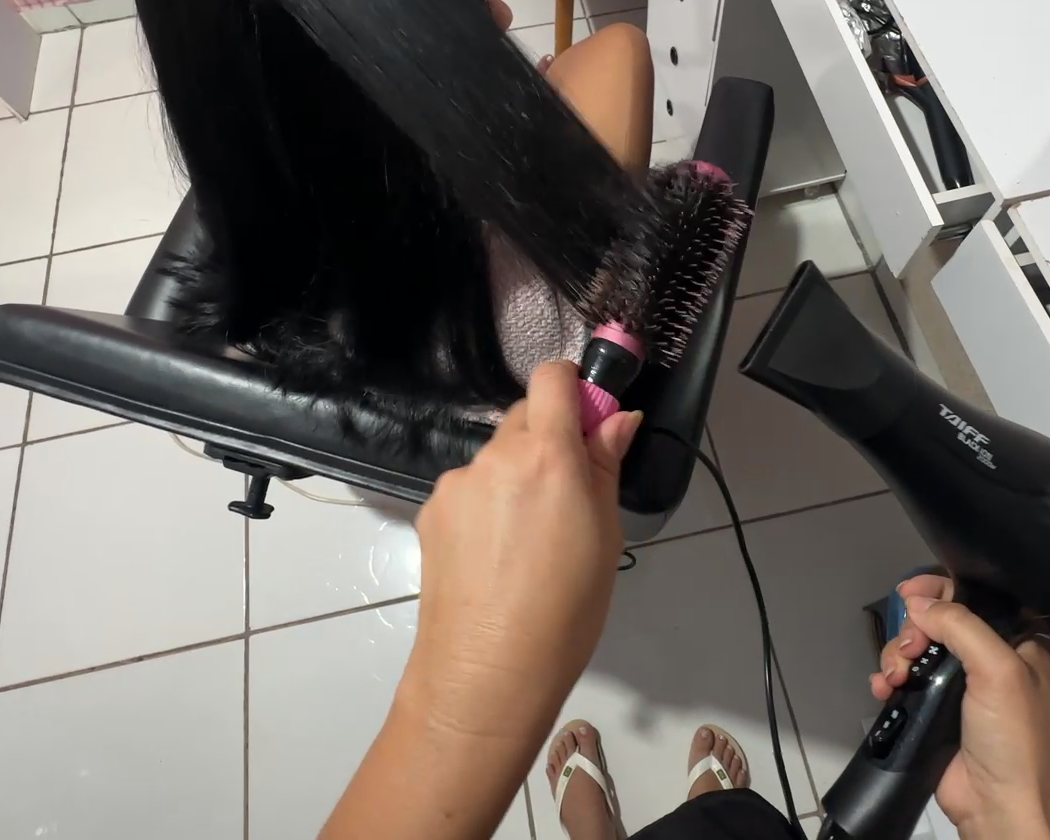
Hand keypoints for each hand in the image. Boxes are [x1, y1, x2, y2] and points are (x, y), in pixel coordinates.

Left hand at [401, 361, 641, 742]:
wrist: (487, 672)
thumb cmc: (568, 606)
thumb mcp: (605, 533)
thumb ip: (605, 464)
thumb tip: (618, 418)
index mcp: (546, 454)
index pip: (551, 377)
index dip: (572, 385)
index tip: (586, 418)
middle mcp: (494, 455)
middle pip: (523, 416)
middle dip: (548, 436)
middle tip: (566, 489)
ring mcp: (456, 483)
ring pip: (495, 456)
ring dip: (515, 473)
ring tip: (526, 536)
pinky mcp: (431, 510)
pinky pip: (469, 487)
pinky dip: (486, 501)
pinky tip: (493, 553)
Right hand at [870, 576, 1049, 839]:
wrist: (999, 810)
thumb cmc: (1012, 739)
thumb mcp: (998, 671)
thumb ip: (960, 625)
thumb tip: (916, 603)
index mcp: (1013, 647)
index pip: (971, 599)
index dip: (938, 590)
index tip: (908, 594)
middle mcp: (985, 662)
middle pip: (934, 621)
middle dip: (912, 630)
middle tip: (910, 649)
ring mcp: (957, 688)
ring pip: (913, 648)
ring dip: (895, 656)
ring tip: (894, 679)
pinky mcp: (932, 710)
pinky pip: (902, 679)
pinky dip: (887, 679)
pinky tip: (884, 689)